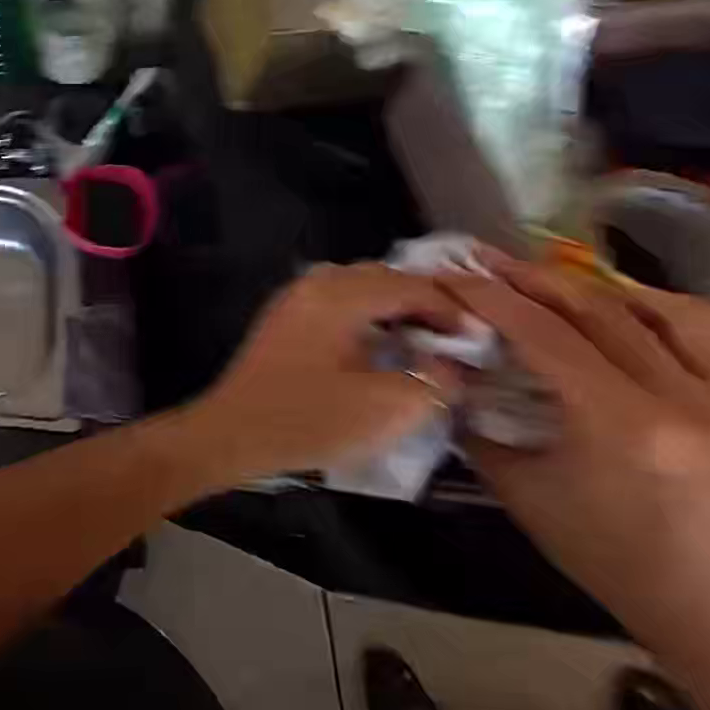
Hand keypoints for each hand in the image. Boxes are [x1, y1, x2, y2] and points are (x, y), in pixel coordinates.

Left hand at [168, 263, 464, 480]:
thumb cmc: (308, 419)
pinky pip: (331, 302)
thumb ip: (433, 379)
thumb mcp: (387, 407)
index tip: (477, 338)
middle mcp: (311, 287)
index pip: (408, 285)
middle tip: (452, 334)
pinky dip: (361, 314)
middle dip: (421, 299)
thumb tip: (450, 363)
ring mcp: (290, 302)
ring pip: (353, 286)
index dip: (450, 308)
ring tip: (419, 338)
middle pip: (379, 276)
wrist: (232, 433)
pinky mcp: (281, 323)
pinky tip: (376, 344)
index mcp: (337, 297)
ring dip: (389, 305)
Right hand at [443, 261, 709, 674]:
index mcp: (621, 423)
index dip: (490, 298)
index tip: (453, 274)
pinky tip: (681, 334)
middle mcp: (694, 402)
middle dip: (539, 279)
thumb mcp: (522, 494)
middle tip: (494, 262)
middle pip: (607, 311)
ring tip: (582, 291)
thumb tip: (451, 380)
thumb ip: (480, 429)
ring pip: (690, 316)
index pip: (543, 334)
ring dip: (623, 294)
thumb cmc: (613, 561)